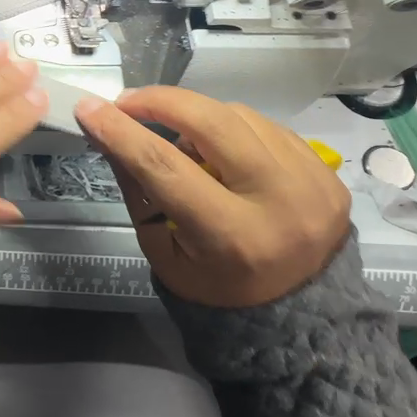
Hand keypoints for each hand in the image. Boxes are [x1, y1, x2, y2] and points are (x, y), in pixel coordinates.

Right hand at [75, 88, 350, 307]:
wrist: (299, 314)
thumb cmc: (213, 285)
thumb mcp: (160, 247)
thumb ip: (137, 186)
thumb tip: (107, 130)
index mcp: (232, 236)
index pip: (165, 166)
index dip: (122, 132)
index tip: (89, 108)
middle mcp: (280, 203)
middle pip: (213, 123)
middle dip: (161, 102)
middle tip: (127, 101)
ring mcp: (312, 183)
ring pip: (239, 115)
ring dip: (196, 114)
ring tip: (175, 133)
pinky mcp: (326, 172)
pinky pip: (266, 126)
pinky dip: (231, 126)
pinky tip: (215, 143)